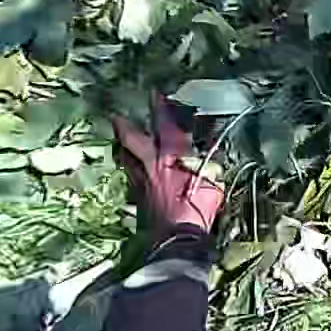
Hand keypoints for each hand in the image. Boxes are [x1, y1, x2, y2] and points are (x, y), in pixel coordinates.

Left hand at [114, 97, 224, 234]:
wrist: (177, 238)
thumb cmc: (199, 204)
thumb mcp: (214, 178)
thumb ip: (210, 160)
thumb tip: (210, 149)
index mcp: (172, 154)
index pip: (165, 124)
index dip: (161, 107)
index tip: (155, 92)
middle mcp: (151, 163)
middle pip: (133, 139)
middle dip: (125, 126)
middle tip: (117, 116)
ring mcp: (141, 180)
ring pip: (127, 158)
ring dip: (124, 147)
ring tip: (121, 141)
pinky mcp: (137, 197)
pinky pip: (131, 176)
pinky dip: (131, 169)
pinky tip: (133, 170)